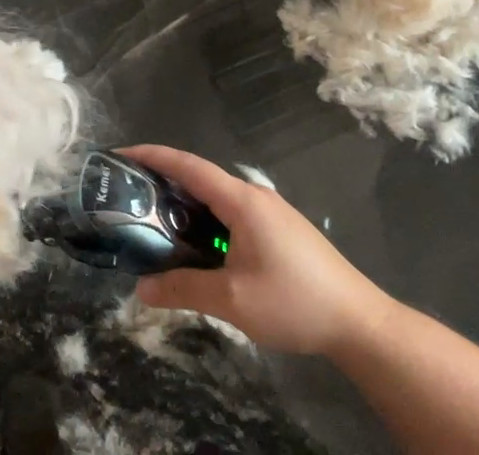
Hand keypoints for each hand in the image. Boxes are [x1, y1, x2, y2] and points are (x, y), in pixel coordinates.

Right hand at [124, 145, 395, 356]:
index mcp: (241, 201)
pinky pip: (231, 214)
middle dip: (161, 182)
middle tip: (125, 196)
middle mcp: (255, 197)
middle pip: (199, 178)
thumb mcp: (231, 300)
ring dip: (184, 205)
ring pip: (216, 199)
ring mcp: (270, 214)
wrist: (359, 322)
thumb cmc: (294, 302)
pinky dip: (204, 220)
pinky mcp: (279, 232)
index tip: (119, 154)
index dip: (151, 156)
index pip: (188, 166)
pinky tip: (193, 245)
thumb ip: (183, 289)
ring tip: (150, 222)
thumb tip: (141, 288)